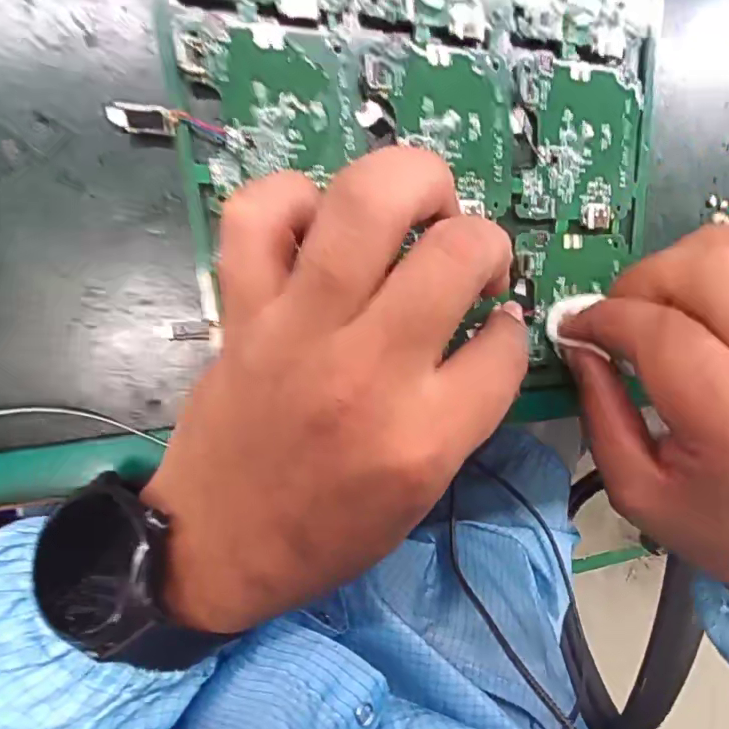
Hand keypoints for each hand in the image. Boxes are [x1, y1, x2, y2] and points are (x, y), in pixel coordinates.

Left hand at [141, 148, 528, 632]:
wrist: (218, 547)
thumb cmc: (324, 537)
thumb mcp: (419, 496)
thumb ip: (462, 415)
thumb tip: (486, 331)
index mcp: (424, 436)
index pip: (506, 344)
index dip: (509, 330)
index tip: (489, 330)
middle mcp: (368, 371)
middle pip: (458, 250)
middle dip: (485, 240)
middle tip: (463, 260)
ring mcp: (298, 333)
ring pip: (365, 203)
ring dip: (412, 182)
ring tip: (414, 208)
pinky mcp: (242, 317)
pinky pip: (258, 215)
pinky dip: (292, 197)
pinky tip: (316, 226)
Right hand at [562, 214, 728, 606]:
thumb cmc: (706, 527)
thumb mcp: (631, 488)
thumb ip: (601, 411)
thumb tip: (580, 342)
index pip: (669, 334)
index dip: (608, 318)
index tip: (575, 327)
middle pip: (716, 273)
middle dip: (643, 281)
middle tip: (612, 314)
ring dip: (688, 259)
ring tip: (655, 300)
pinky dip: (728, 255)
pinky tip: (696, 292)